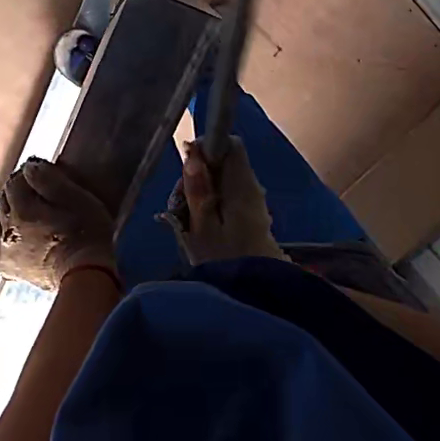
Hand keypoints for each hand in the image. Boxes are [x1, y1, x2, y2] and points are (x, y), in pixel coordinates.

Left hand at [0, 158, 117, 290]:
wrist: (87, 276)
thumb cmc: (87, 233)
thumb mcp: (76, 197)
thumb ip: (48, 179)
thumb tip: (29, 166)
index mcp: (22, 210)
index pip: (15, 181)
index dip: (29, 174)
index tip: (43, 175)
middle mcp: (6, 230)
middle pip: (5, 198)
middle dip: (20, 193)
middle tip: (42, 196)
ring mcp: (2, 250)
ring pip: (0, 218)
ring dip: (13, 213)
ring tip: (36, 217)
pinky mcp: (4, 266)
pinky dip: (8, 235)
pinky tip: (25, 237)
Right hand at [162, 137, 285, 265]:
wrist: (259, 296)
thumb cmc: (226, 262)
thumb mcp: (203, 229)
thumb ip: (198, 190)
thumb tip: (194, 155)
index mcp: (242, 185)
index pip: (229, 144)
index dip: (206, 148)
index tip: (187, 170)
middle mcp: (252, 187)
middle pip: (223, 162)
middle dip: (198, 174)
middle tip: (180, 204)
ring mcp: (253, 202)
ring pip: (222, 180)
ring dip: (201, 192)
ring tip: (187, 221)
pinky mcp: (252, 217)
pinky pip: (227, 197)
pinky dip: (211, 205)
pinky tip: (201, 229)